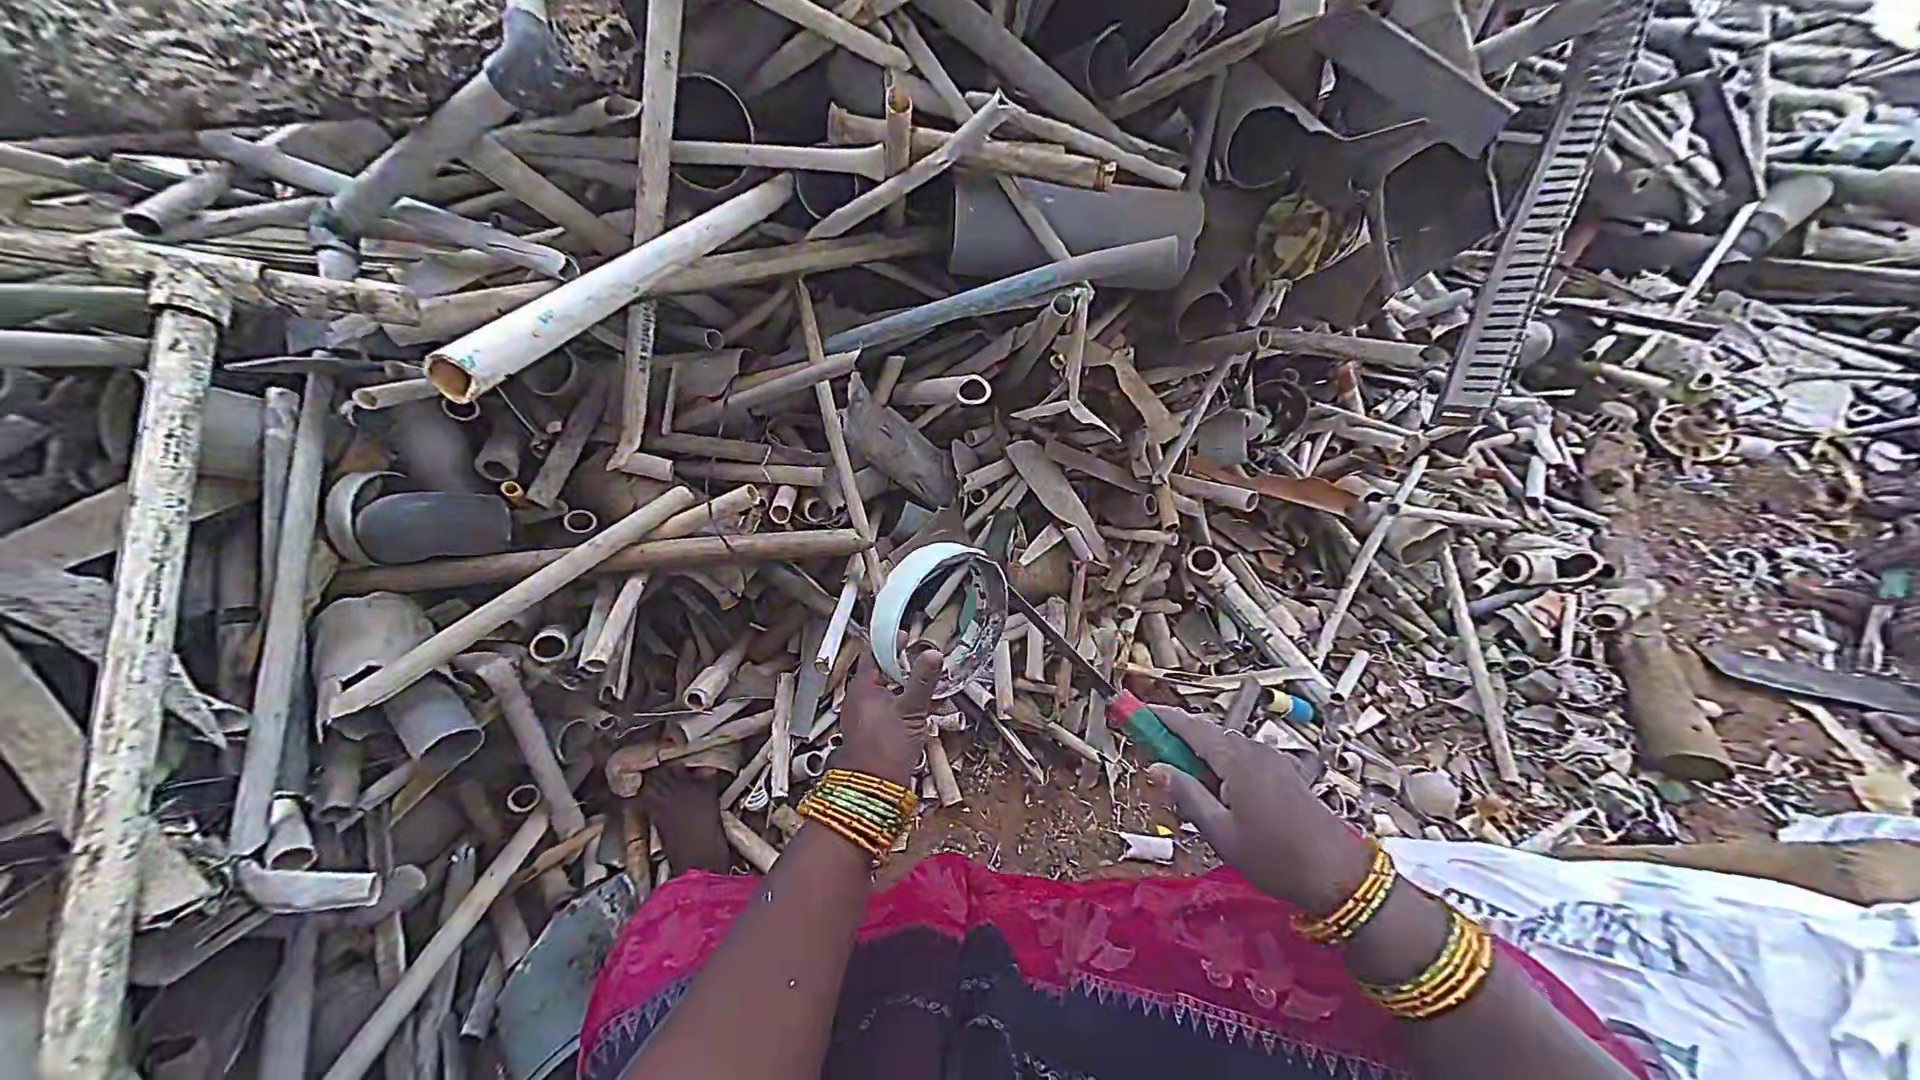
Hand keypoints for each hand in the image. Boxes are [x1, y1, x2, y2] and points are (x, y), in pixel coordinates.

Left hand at [830, 650, 941, 786]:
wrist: (873, 788)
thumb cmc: (886, 747)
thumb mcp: (911, 710)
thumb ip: (922, 681)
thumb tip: (933, 654)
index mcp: (862, 687)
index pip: (873, 653)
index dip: (890, 642)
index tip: (906, 636)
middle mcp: (858, 699)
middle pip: (879, 672)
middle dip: (899, 665)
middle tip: (920, 659)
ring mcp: (863, 716)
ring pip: (883, 691)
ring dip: (902, 685)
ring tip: (922, 683)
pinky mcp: (870, 732)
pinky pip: (885, 708)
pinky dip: (900, 703)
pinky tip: (916, 710)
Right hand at [1147, 708, 1374, 913]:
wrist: (1341, 876)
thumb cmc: (1275, 857)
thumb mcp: (1220, 832)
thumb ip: (1187, 795)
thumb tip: (1157, 769)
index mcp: (1236, 758)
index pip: (1189, 727)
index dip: (1161, 717)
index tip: (1137, 711)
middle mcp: (1254, 749)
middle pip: (1207, 736)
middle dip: (1179, 743)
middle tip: (1157, 764)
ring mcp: (1273, 759)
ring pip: (1226, 749)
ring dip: (1202, 759)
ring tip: (1190, 791)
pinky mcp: (1285, 773)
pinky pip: (1243, 760)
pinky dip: (1223, 768)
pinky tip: (1221, 798)